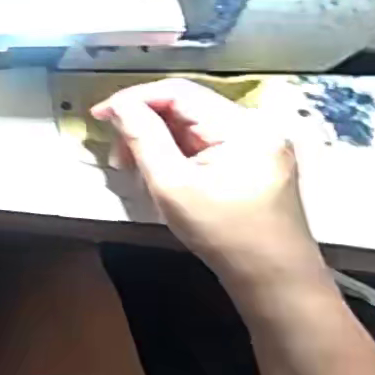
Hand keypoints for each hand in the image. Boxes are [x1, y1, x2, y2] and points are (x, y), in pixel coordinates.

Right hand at [91, 79, 333, 312]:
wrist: (275, 282)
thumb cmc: (223, 234)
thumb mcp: (172, 184)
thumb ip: (143, 137)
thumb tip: (118, 105)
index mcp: (243, 127)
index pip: (177, 92)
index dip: (132, 99)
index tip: (99, 116)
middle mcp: (255, 127)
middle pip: (183, 107)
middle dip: (142, 125)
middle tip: (116, 155)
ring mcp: (256, 145)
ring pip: (189, 126)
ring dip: (155, 141)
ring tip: (134, 170)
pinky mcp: (251, 162)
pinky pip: (201, 144)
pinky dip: (173, 154)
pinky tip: (159, 176)